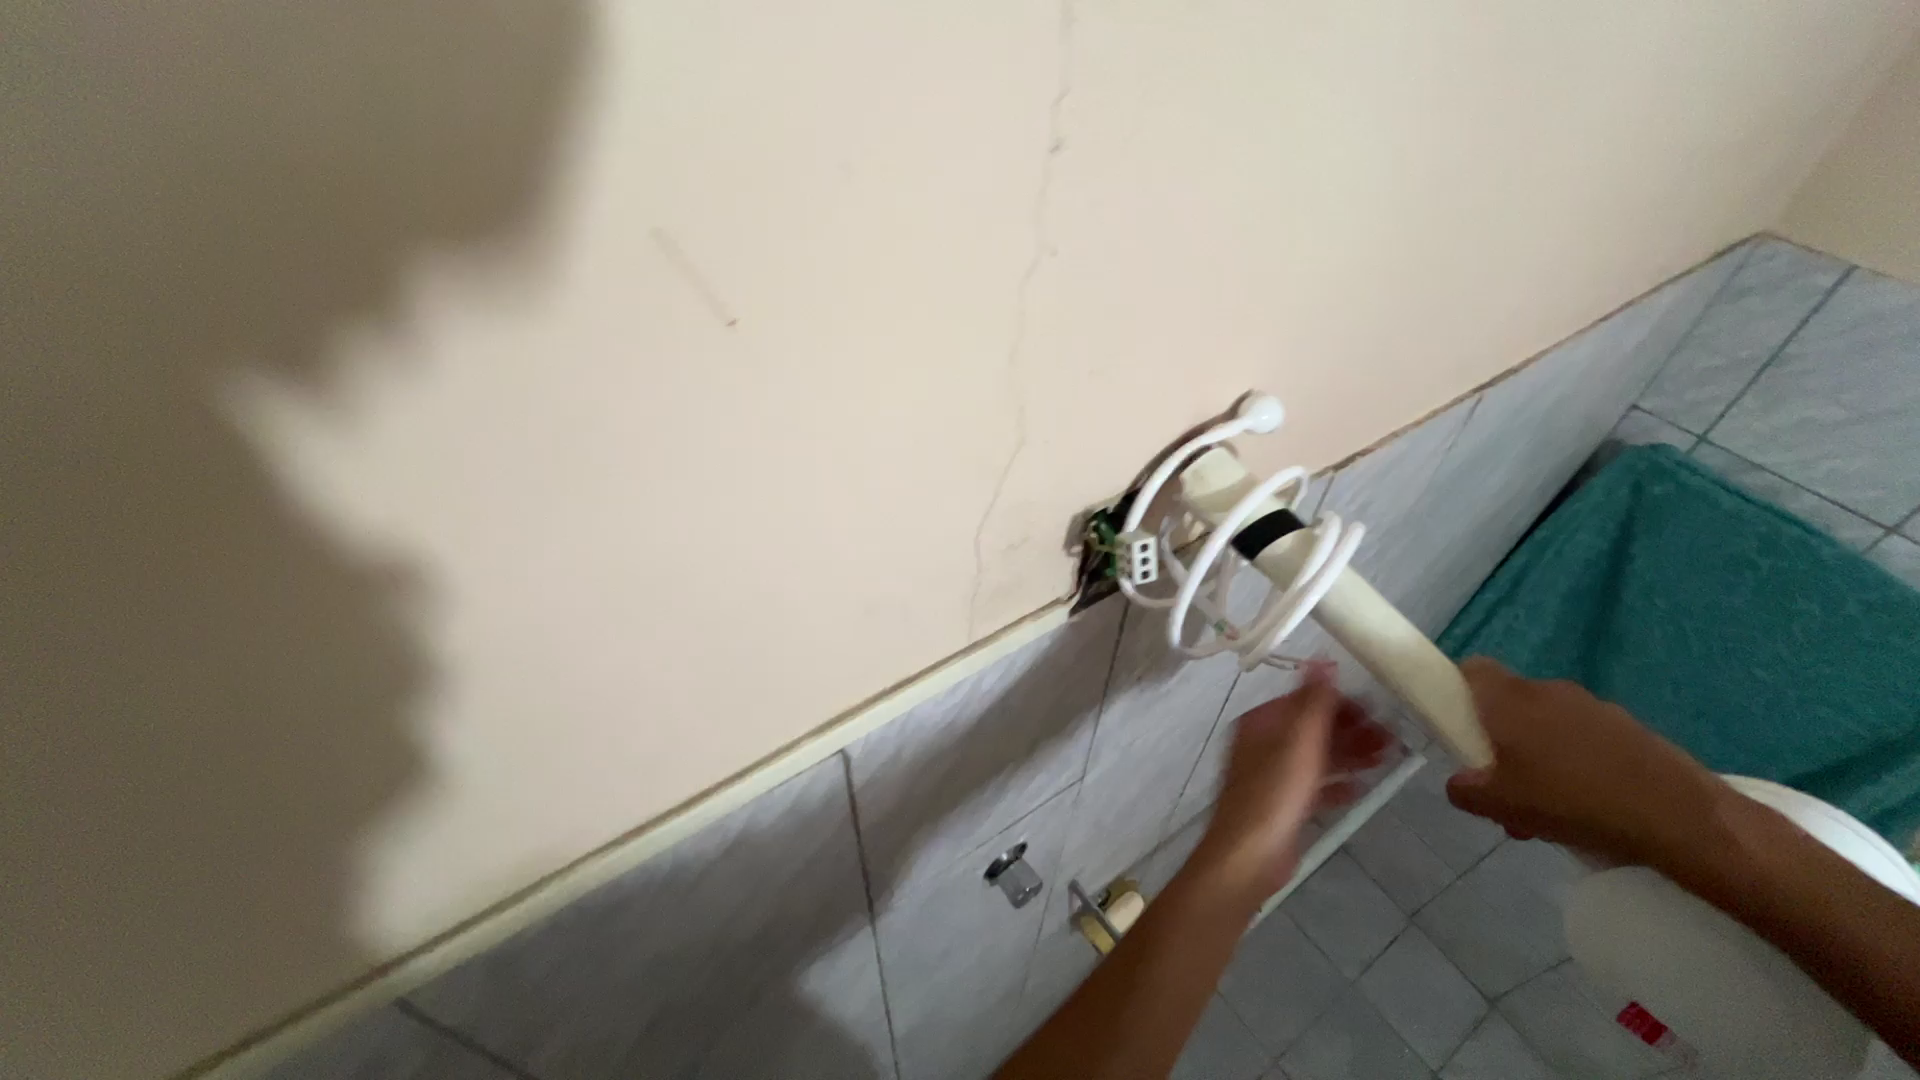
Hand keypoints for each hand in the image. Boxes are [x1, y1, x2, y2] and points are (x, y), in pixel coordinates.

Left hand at [1195, 665, 1393, 897]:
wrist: (1249, 856)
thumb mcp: (1298, 741)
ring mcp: (1271, 776)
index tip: (1376, 708)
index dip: (1338, 702)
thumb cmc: (1273, 794)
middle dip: (1350, 729)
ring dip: (1349, 754)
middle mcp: (1262, 744)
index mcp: (1260, 723)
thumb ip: (1313, 701)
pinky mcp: (1282, 805)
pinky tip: (1362, 787)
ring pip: (1316, 757)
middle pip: (1311, 728)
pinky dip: (1337, 783)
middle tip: (1392, 736)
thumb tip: (1323, 658)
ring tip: (1387, 757)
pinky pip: (1314, 786)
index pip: (1302, 700)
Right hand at [1446, 656, 1724, 870]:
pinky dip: (1577, 764)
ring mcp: (1594, 707)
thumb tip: (1460, 783)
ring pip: (1547, 725)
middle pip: (1509, 703)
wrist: (1681, 818)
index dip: (1456, 690)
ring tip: (1547, 808)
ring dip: (1538, 756)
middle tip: (1502, 784)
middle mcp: (1548, 691)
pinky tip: (1588, 807)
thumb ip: (1465, 789)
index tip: (1456, 725)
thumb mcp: (1500, 804)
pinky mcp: (1630, 729)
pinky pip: (1585, 739)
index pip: (1471, 669)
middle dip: (1499, 739)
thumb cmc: (1572, 801)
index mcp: (1509, 700)